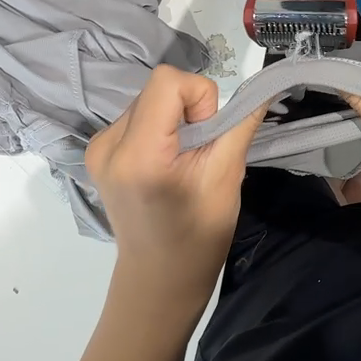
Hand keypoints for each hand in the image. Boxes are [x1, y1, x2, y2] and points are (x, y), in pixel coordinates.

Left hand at [86, 65, 263, 313]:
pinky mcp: (98, 150)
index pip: (168, 82)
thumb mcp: (227, 177)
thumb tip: (262, 88)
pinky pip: (138, 115)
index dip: (200, 98)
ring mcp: (98, 147)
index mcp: (138, 154)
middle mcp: (108, 143)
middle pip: (158, 89)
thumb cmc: (198, 236)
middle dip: (189, 109)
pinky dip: (158, 129)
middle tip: (198, 152)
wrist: (158, 278)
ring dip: (174, 118)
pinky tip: (163, 163)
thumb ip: (241, 124)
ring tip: (180, 161)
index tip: (208, 135)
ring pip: (149, 99)